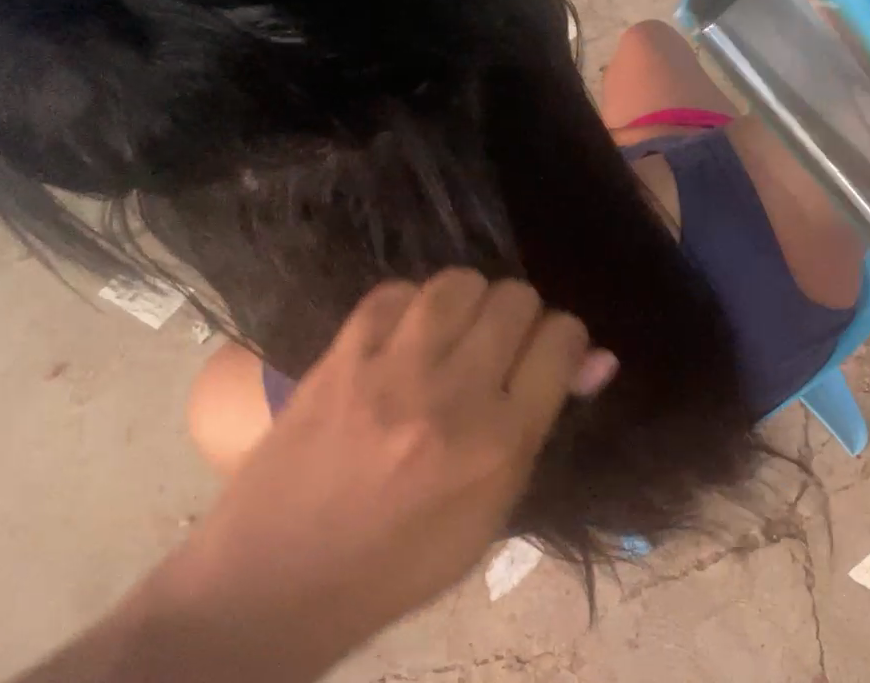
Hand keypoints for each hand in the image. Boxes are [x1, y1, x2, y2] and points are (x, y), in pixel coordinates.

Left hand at [145, 271, 615, 673]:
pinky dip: (412, 305)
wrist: (271, 587)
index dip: (566, 340)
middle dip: (522, 316)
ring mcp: (390, 373)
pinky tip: (406, 335)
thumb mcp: (494, 510)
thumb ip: (543, 426)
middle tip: (501, 347)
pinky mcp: (337, 360)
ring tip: (457, 333)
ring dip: (471, 301)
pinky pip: (393, 293)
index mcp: (502, 442)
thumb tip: (597, 360)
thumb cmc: (402, 561)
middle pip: (517, 300)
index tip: (551, 354)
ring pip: (460, 283)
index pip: (562, 341)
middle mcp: (454, 396)